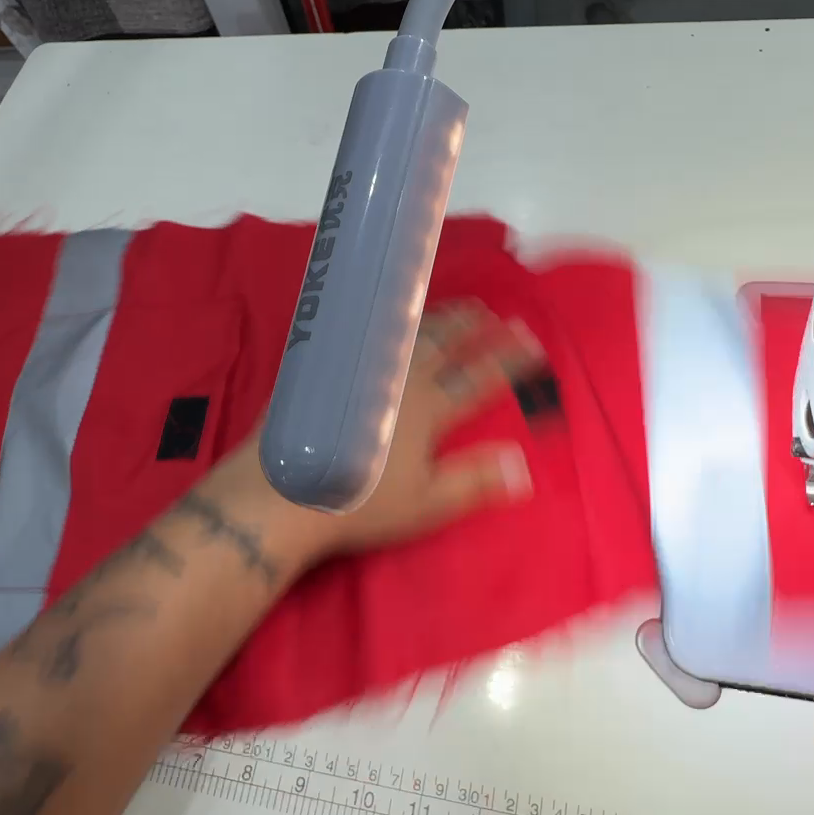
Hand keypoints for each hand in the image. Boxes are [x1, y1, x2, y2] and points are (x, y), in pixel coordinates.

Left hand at [200, 302, 541, 573]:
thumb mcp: (424, 504)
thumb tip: (526, 466)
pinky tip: (382, 318)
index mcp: (426, 409)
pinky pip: (362, 330)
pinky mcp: (321, 366)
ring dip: (436, 318)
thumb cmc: (357, 504)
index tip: (535, 343)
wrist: (279, 494)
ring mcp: (356, 367)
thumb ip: (474, 482)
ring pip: (405, 332)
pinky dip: (385, 319)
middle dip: (474, 328)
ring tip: (455, 310)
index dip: (509, 362)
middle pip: (443, 344)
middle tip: (494, 315)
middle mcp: (395, 378)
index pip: (479, 379)